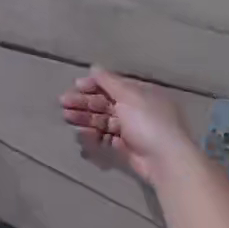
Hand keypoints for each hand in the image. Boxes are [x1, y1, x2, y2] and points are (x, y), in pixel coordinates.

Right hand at [59, 66, 200, 182]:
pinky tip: (82, 133)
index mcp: (142, 93)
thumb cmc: (148, 122)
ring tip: (67, 117)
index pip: (114, 85)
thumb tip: (94, 67)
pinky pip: (106, 136)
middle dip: (84, 101)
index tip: (76, 86)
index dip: (94, 84)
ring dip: (85, 117)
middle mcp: (137, 109)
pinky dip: (93, 134)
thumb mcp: (129, 96)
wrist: (165, 160)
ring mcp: (132, 129)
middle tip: (63, 102)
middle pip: (106, 102)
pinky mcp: (126, 146)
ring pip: (103, 119)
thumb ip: (109, 81)